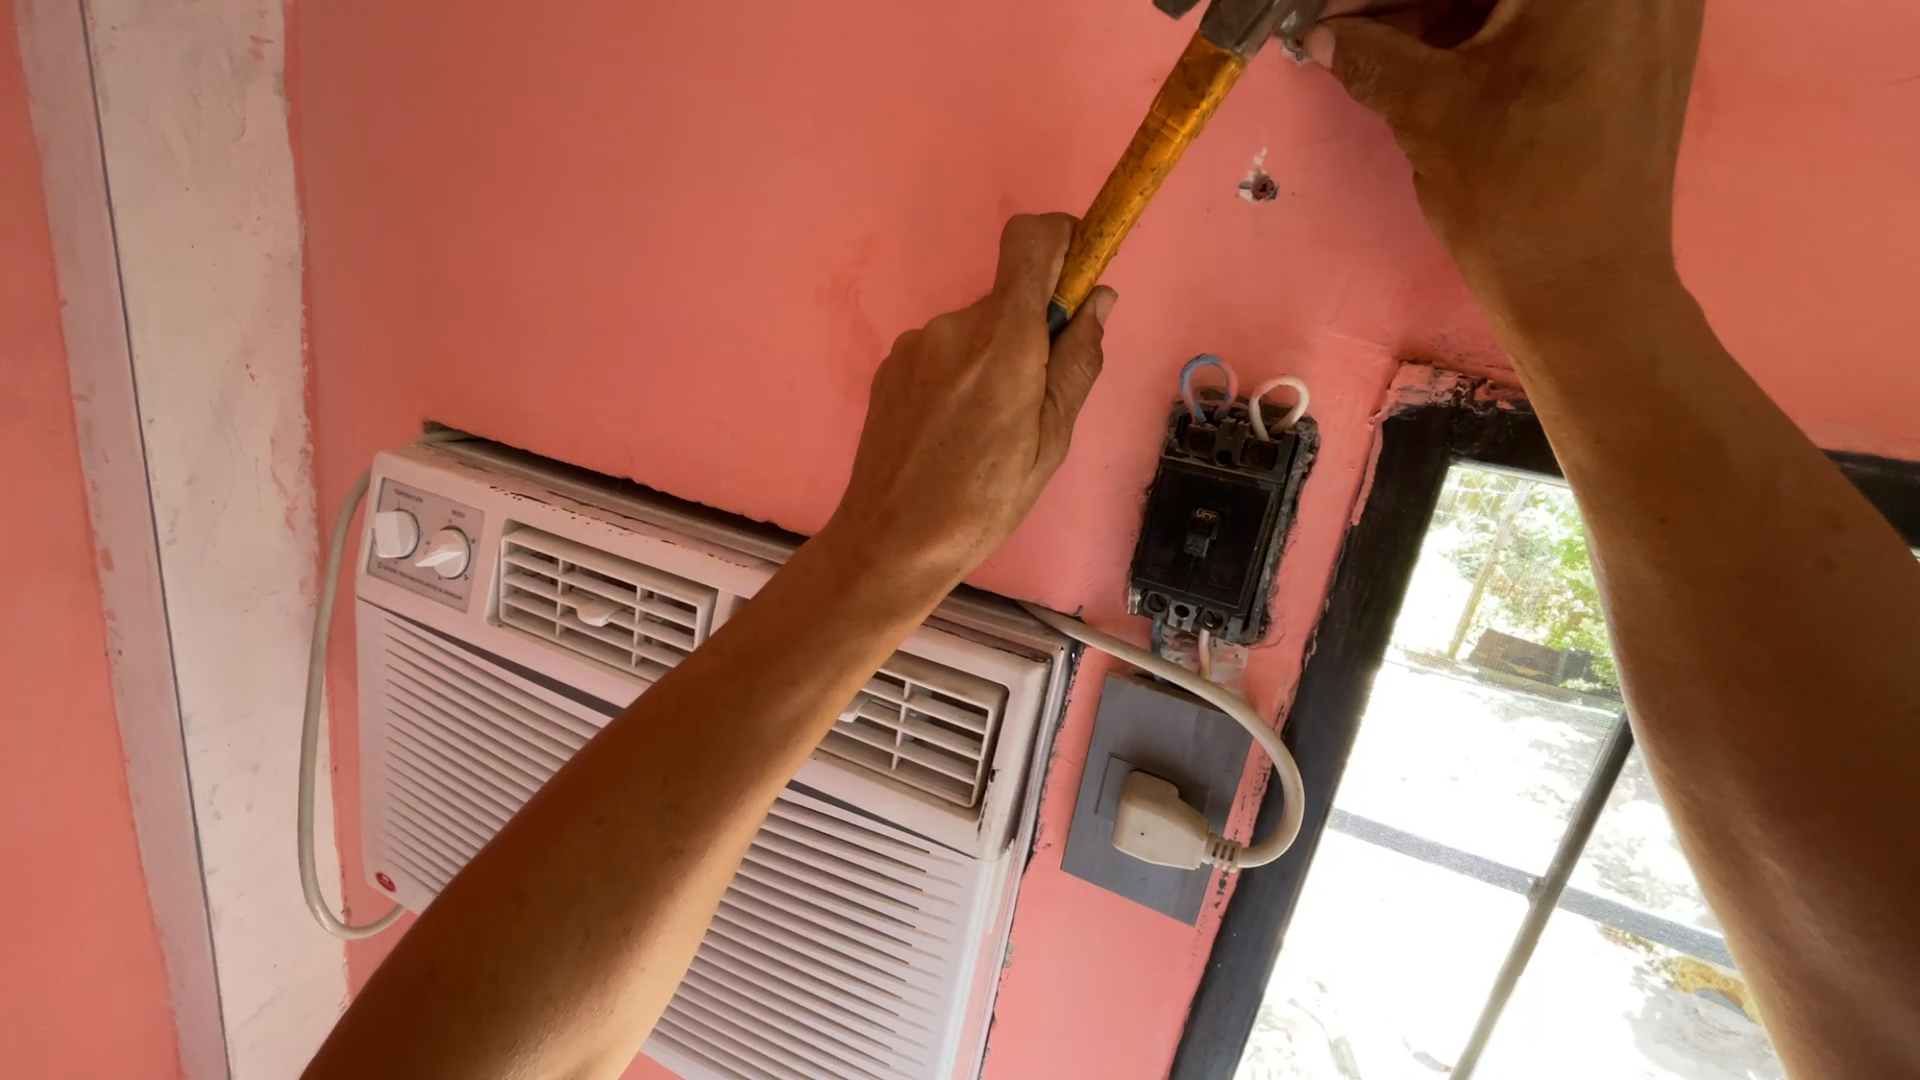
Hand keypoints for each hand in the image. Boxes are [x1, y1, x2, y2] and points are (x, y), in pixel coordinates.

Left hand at [821, 214, 1116, 593]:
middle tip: (1032, 401)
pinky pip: (942, 352)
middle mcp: (952, 327)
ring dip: (992, 360)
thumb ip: (1077, 363)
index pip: (1032, 239)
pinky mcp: (890, 367)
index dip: (1064, 240)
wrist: (891, 540)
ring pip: (974, 330)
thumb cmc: (983, 503)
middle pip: (1007, 298)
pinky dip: (959, 375)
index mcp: (1001, 342)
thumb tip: (1098, 301)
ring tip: (985, 429)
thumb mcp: (1051, 442)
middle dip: (1031, 332)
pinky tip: (950, 430)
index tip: (1078, 275)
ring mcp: (914, 346)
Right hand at [1306, 0, 1704, 314]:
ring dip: (1451, 14)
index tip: (1336, 17)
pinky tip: (1445, 62)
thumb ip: (1373, 58)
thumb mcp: (1428, 113)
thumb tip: (1322, 32)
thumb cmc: (1508, 190)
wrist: (1582, 276)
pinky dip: (1496, 29)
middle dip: (1417, 4)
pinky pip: (1558, 14)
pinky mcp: (1648, 37)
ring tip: (1392, 53)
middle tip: (1357, 35)